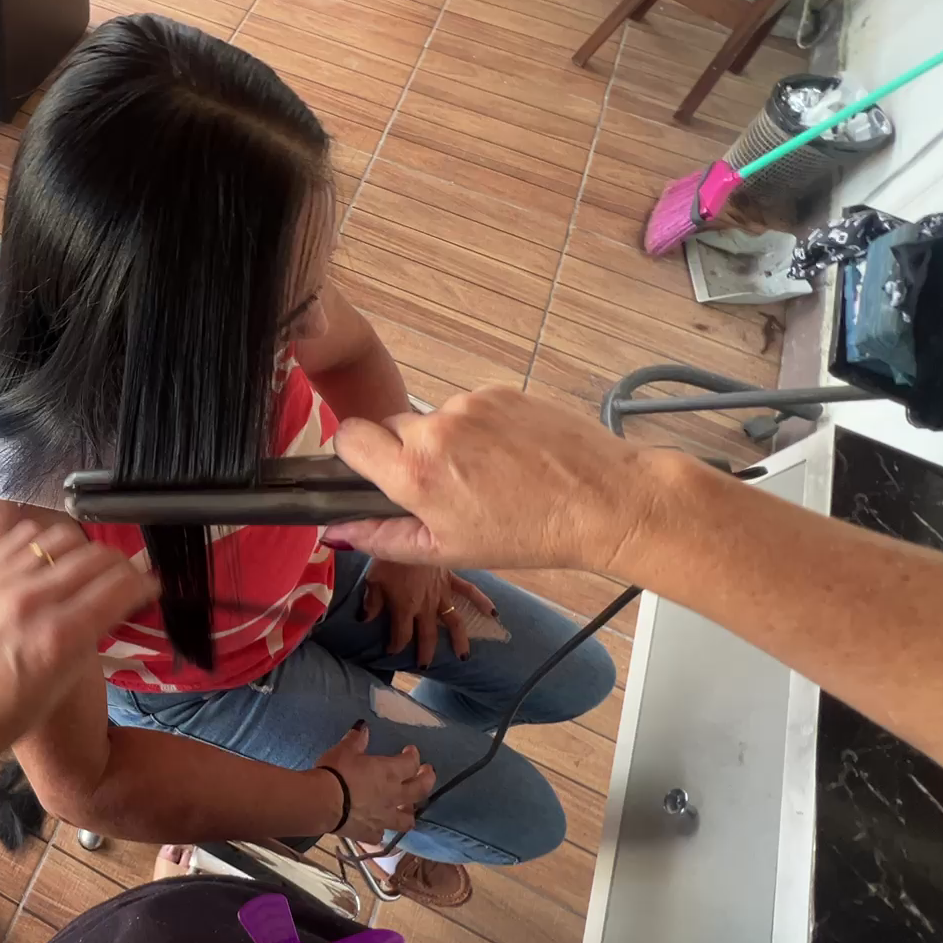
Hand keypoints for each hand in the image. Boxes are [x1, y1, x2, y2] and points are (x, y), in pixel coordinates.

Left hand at [0, 521, 157, 764]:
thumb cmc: (11, 714)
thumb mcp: (66, 682)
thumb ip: (93, 633)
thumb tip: (119, 598)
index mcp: (60, 637)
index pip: (120, 587)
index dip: (144, 583)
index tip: (150, 586)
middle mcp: (34, 600)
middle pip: (98, 557)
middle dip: (122, 565)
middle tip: (125, 577)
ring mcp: (4, 581)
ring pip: (64, 537)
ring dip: (86, 548)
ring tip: (87, 566)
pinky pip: (24, 535)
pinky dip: (46, 541)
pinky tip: (51, 558)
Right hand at [314, 723, 435, 841]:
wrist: (324, 802)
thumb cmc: (336, 771)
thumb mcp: (344, 750)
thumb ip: (356, 740)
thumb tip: (364, 727)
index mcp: (389, 772)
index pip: (410, 763)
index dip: (413, 756)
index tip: (411, 750)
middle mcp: (393, 796)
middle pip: (420, 790)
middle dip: (427, 780)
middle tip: (428, 773)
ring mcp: (384, 818)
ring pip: (406, 820)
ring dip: (409, 812)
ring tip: (407, 807)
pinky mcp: (371, 833)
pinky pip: (381, 834)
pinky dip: (381, 829)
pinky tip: (377, 827)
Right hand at [325, 388, 679, 570]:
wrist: (609, 501)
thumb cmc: (528, 533)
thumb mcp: (446, 549)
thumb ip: (379, 538)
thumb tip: (333, 532)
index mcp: (414, 472)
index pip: (347, 435)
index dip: (354, 453)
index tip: (373, 470)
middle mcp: (434, 429)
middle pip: (388, 426)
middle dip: (402, 452)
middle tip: (440, 483)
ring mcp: (468, 406)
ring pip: (429, 419)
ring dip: (443, 440)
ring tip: (484, 471)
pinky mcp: (498, 392)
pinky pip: (466, 408)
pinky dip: (476, 427)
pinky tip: (505, 454)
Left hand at [359, 562, 495, 668]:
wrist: (407, 534)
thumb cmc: (387, 558)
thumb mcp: (372, 579)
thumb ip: (371, 601)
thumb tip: (364, 619)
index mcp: (404, 608)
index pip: (401, 634)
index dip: (396, 645)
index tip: (391, 651)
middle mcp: (426, 606)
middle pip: (428, 635)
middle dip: (426, 652)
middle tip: (425, 666)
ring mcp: (442, 594)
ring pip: (454, 621)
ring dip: (460, 639)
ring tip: (464, 656)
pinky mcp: (452, 579)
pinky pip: (471, 592)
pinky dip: (483, 602)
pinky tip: (494, 614)